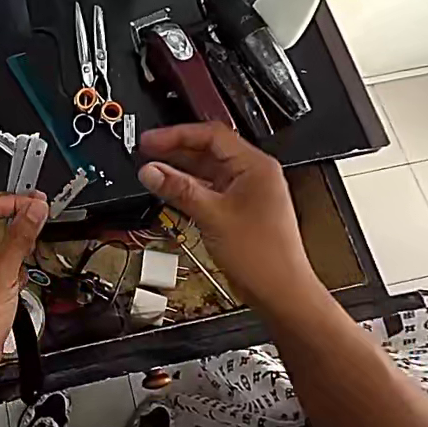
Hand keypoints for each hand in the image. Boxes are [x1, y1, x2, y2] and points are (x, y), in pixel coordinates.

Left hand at [0, 192, 47, 377]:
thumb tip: (35, 208)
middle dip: (17, 227)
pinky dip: (11, 267)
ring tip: (22, 264)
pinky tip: (16, 281)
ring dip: (15, 249)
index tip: (38, 203)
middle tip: (38, 224)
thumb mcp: (3, 270)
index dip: (15, 201)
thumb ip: (22, 235)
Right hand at [137, 122, 324, 314]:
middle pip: (209, 151)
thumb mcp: (212, 215)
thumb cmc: (264, 256)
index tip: (151, 141)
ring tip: (153, 172)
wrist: (280, 291)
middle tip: (147, 152)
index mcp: (256, 166)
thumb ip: (179, 189)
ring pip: (209, 172)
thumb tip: (152, 171)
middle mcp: (255, 175)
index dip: (177, 134)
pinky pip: (211, 191)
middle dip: (176, 151)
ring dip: (181, 171)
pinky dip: (191, 190)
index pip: (212, 135)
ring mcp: (248, 193)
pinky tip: (172, 192)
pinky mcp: (241, 210)